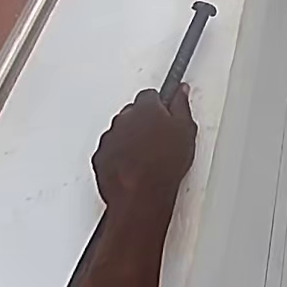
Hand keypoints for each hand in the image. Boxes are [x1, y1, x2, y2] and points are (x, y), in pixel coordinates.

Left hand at [91, 86, 196, 216]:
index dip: (159, 104)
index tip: (166, 111)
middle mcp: (123, 119)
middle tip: (161, 136)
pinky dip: (120, 153)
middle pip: (133, 111)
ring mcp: (109, 138)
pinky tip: (136, 164)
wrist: (142, 193)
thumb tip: (181, 92)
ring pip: (121, 130)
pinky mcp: (100, 157)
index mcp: (145, 108)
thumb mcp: (186, 129)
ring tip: (149, 154)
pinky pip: (111, 149)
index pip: (149, 95)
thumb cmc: (164, 164)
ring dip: (132, 136)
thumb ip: (181, 105)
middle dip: (145, 120)